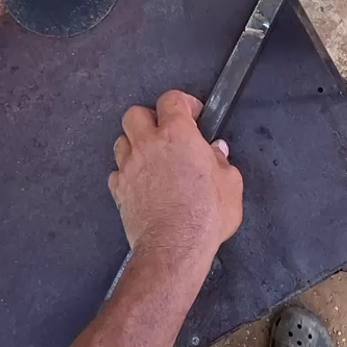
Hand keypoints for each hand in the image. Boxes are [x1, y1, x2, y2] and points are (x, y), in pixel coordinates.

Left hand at [109, 91, 243, 273]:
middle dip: (149, 118)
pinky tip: (141, 184)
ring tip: (151, 158)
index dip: (183, 103)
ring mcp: (130, 166)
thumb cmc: (205, 214)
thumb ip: (222, 162)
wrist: (175, 246)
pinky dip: (126, 174)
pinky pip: (116, 172)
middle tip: (165, 133)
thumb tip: (217, 152)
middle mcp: (149, 143)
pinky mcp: (119, 189)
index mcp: (178, 134)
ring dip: (134, 145)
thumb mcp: (230, 184)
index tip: (193, 115)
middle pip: (135, 113)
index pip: (171, 99)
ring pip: (121, 141)